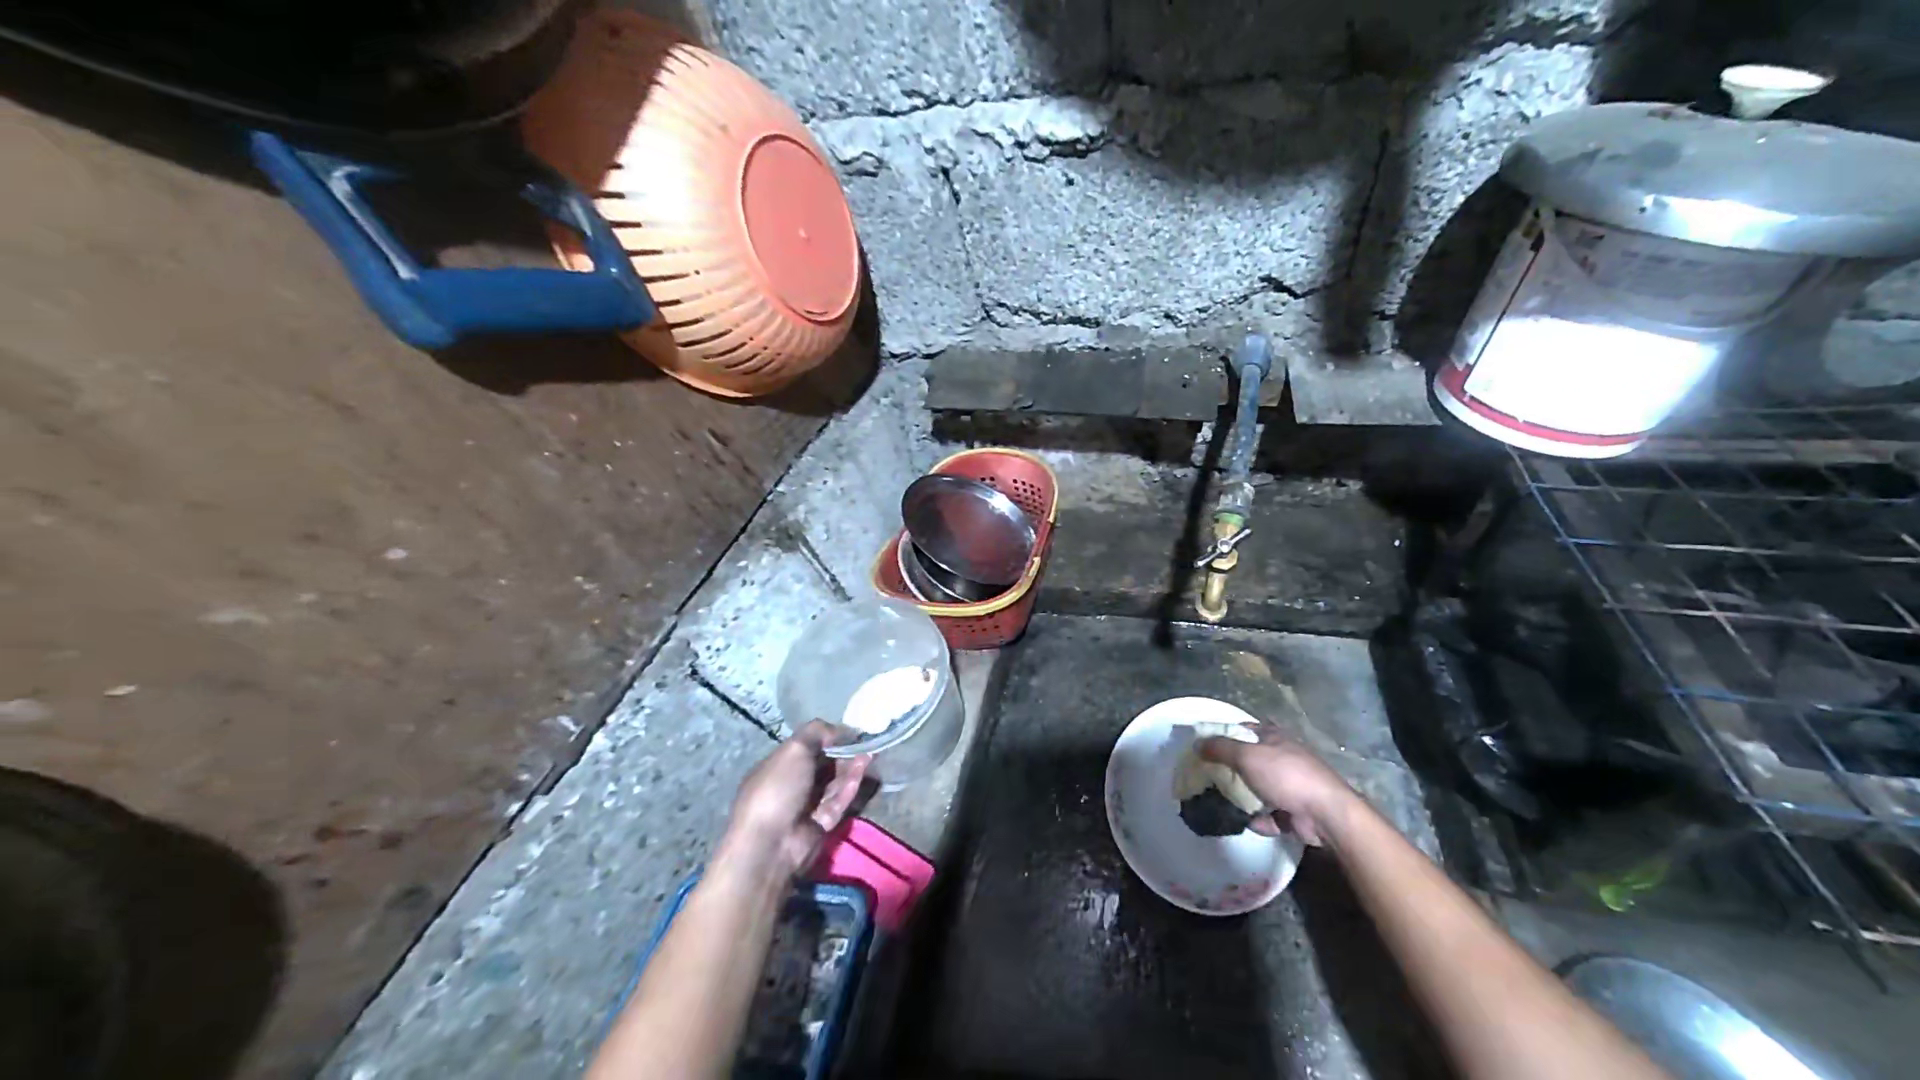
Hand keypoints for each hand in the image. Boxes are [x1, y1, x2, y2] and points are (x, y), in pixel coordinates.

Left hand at [716, 721, 869, 880]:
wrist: (771, 843)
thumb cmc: (777, 788)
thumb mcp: (794, 749)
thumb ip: (817, 732)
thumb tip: (840, 729)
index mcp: (778, 766)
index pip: (806, 747)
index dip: (827, 737)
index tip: (849, 730)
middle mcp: (793, 784)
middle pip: (823, 764)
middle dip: (843, 752)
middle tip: (865, 741)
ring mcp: (807, 806)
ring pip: (834, 782)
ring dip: (851, 767)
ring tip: (870, 752)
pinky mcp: (823, 823)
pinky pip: (839, 800)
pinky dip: (851, 785)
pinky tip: (863, 768)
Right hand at [1197, 726, 1358, 845]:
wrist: (1326, 814)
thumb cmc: (1285, 776)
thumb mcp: (1246, 756)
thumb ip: (1220, 748)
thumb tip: (1197, 743)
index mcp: (1274, 738)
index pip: (1244, 730)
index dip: (1224, 736)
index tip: (1204, 748)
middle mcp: (1283, 758)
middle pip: (1249, 761)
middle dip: (1231, 771)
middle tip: (1209, 778)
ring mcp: (1291, 786)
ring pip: (1259, 789)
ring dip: (1244, 798)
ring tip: (1225, 804)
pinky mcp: (1296, 811)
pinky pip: (1270, 814)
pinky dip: (1261, 820)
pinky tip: (1252, 823)